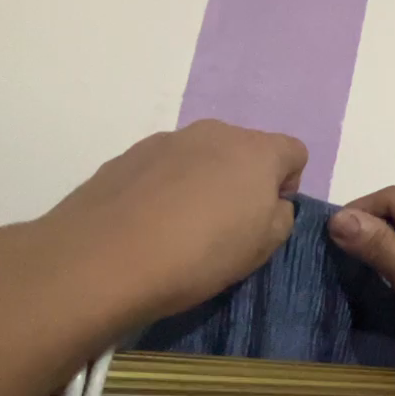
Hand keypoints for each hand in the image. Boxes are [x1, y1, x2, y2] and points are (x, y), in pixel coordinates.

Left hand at [35, 119, 307, 324]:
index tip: (265, 218)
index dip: (286, 185)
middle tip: (224, 225)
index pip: (294, 152)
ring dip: (201, 183)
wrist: (99, 262)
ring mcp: (165, 141)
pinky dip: (162, 190)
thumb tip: (269, 204)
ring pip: (200, 158)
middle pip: (244, 150)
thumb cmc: (200, 253)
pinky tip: (146, 226)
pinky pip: (160, 170)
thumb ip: (280, 216)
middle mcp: (215, 133)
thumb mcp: (264, 247)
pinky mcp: (123, 158)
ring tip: (178, 228)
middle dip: (242, 180)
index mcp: (257, 150)